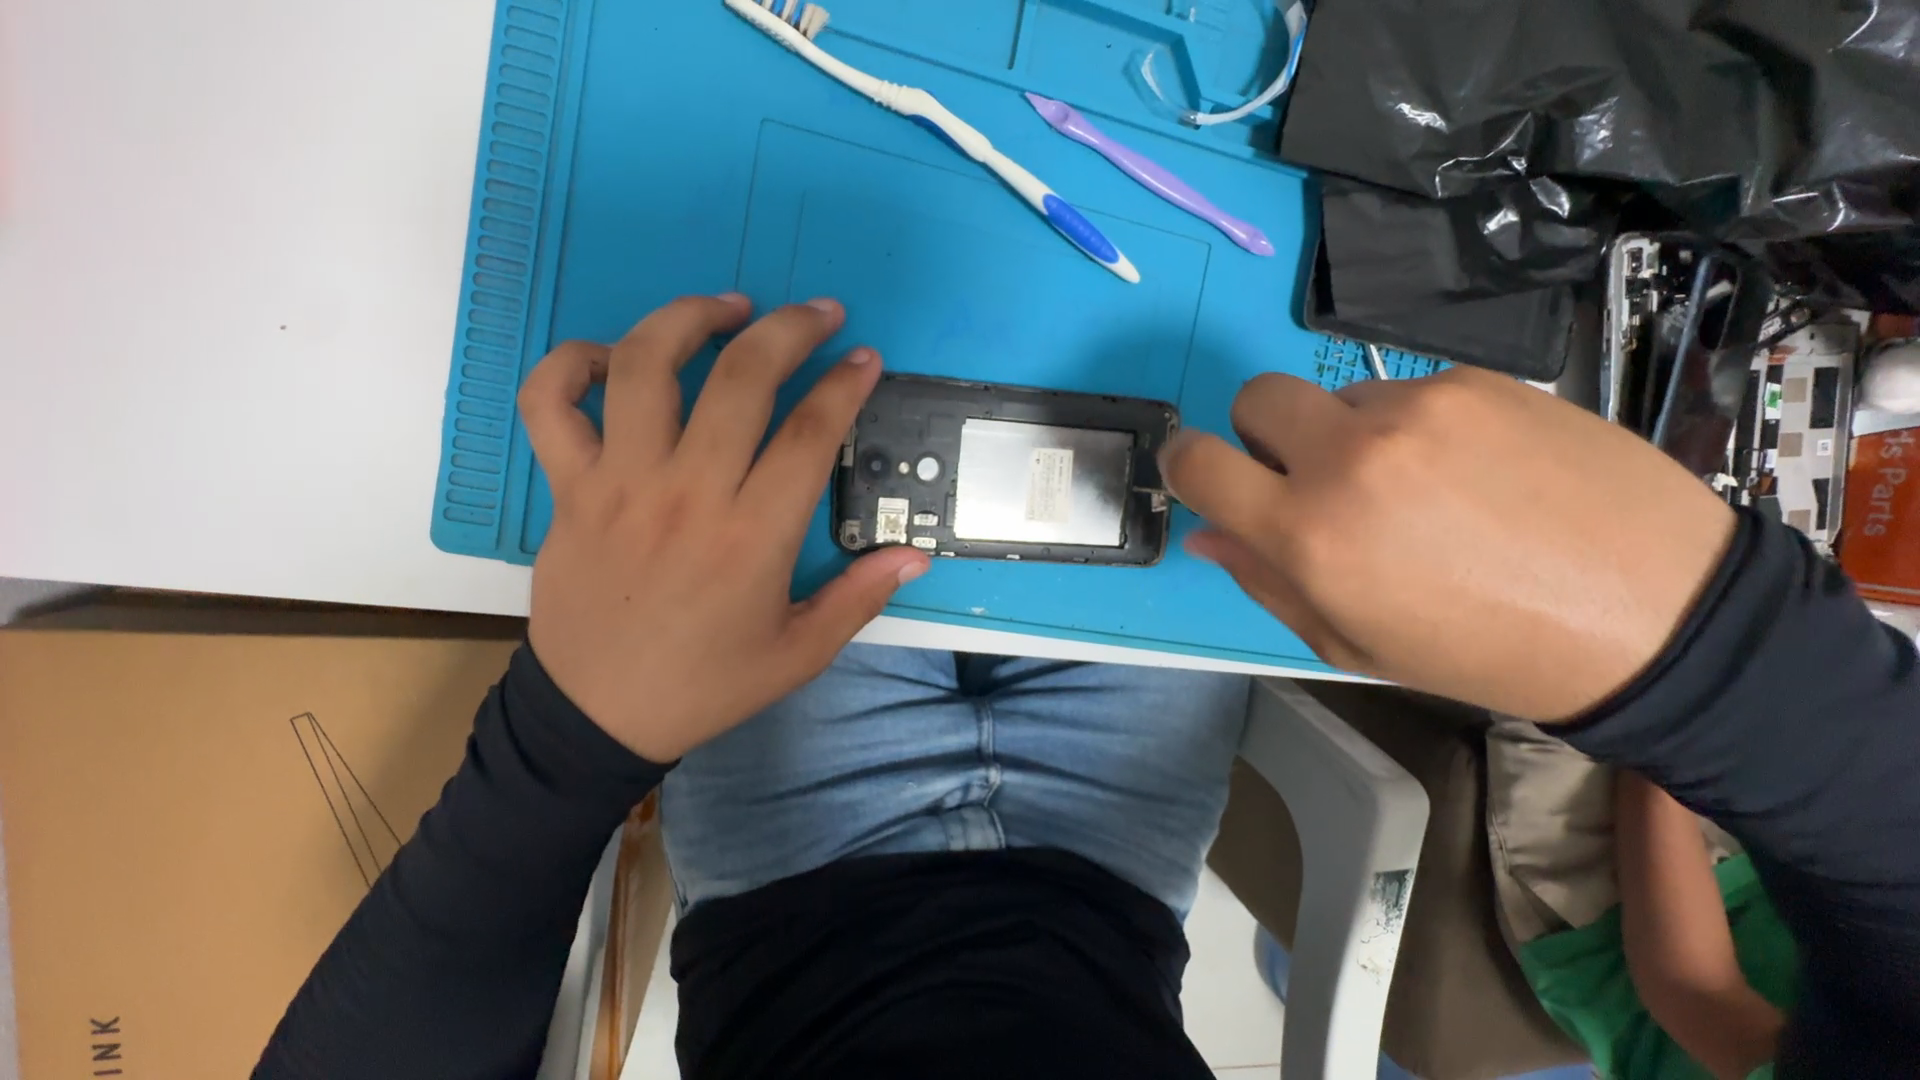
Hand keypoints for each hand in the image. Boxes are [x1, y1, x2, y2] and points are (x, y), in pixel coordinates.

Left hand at [518, 295, 929, 762]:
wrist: (597, 716)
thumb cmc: (705, 684)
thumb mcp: (798, 654)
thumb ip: (859, 600)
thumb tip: (914, 557)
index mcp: (752, 536)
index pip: (808, 433)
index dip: (844, 385)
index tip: (863, 359)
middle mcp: (687, 493)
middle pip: (740, 378)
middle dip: (789, 329)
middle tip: (818, 314)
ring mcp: (619, 483)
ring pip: (645, 366)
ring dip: (689, 318)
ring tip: (728, 308)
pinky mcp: (568, 488)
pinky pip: (550, 403)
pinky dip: (571, 363)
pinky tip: (613, 358)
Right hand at [1160, 366, 1735, 721]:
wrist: (1648, 615)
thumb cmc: (1478, 651)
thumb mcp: (1350, 643)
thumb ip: (1265, 581)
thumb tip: (1210, 533)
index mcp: (1308, 532)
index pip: (1197, 461)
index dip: (1185, 462)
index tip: (1204, 473)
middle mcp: (1348, 455)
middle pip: (1256, 396)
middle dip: (1262, 432)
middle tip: (1309, 474)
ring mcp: (1416, 408)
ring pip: (1339, 397)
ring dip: (1349, 434)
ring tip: (1418, 485)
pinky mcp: (1477, 382)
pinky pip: (1409, 391)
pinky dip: (1415, 426)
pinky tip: (1472, 469)